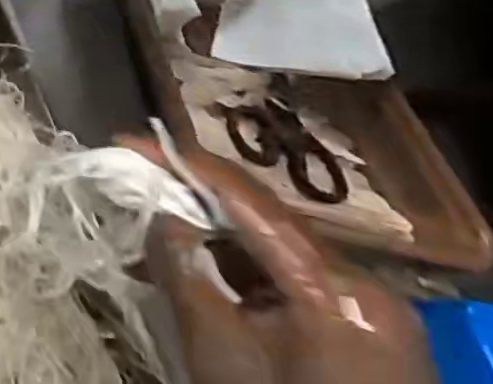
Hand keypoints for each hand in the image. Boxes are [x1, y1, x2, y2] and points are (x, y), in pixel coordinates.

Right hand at [117, 137, 436, 383]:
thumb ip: (182, 270)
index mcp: (334, 286)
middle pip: (261, 215)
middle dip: (193, 192)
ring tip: (156, 218)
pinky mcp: (361, 329)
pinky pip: (289, 274)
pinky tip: (198, 263)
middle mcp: (362, 283)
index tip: (125, 140)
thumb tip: (157, 213)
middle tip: (135, 174)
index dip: (181, 161)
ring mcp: (367, 308)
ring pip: (272, 242)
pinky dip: (238, 263)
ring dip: (211, 227)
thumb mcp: (219, 352)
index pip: (245, 198)